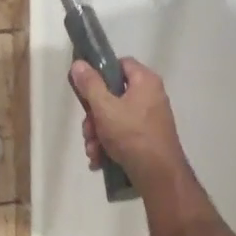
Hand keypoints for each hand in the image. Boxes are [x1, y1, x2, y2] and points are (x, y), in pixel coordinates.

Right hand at [68, 58, 181, 173]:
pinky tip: (100, 159)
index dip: (101, 73)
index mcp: (145, 81)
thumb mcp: (104, 108)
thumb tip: (78, 64)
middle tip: (88, 132)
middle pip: (112, 96)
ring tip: (93, 151)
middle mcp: (150, 96)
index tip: (86, 89)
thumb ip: (90, 85)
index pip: (121, 64)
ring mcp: (149, 118)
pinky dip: (108, 145)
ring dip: (97, 135)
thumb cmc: (131, 134)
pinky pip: (122, 134)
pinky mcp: (147, 137)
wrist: (157, 171)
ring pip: (113, 119)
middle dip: (93, 117)